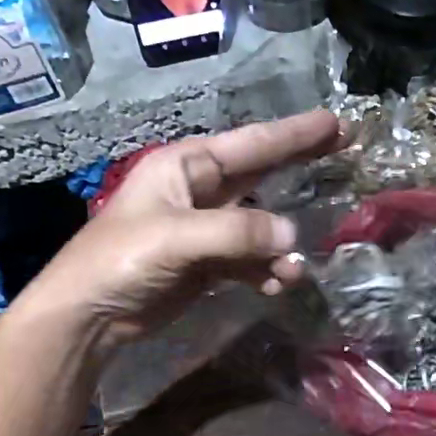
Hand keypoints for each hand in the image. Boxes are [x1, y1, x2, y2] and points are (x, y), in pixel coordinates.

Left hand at [22, 110, 339, 353]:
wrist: (89, 314)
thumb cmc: (121, 259)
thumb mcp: (177, 236)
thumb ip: (237, 232)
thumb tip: (291, 237)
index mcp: (185, 167)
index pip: (250, 144)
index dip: (293, 134)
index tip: (335, 122)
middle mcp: (197, 192)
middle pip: (259, 175)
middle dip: (298, 167)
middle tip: (346, 148)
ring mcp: (202, 230)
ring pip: (257, 229)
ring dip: (279, 248)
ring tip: (295, 269)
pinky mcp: (204, 266)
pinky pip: (246, 262)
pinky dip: (263, 273)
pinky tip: (274, 286)